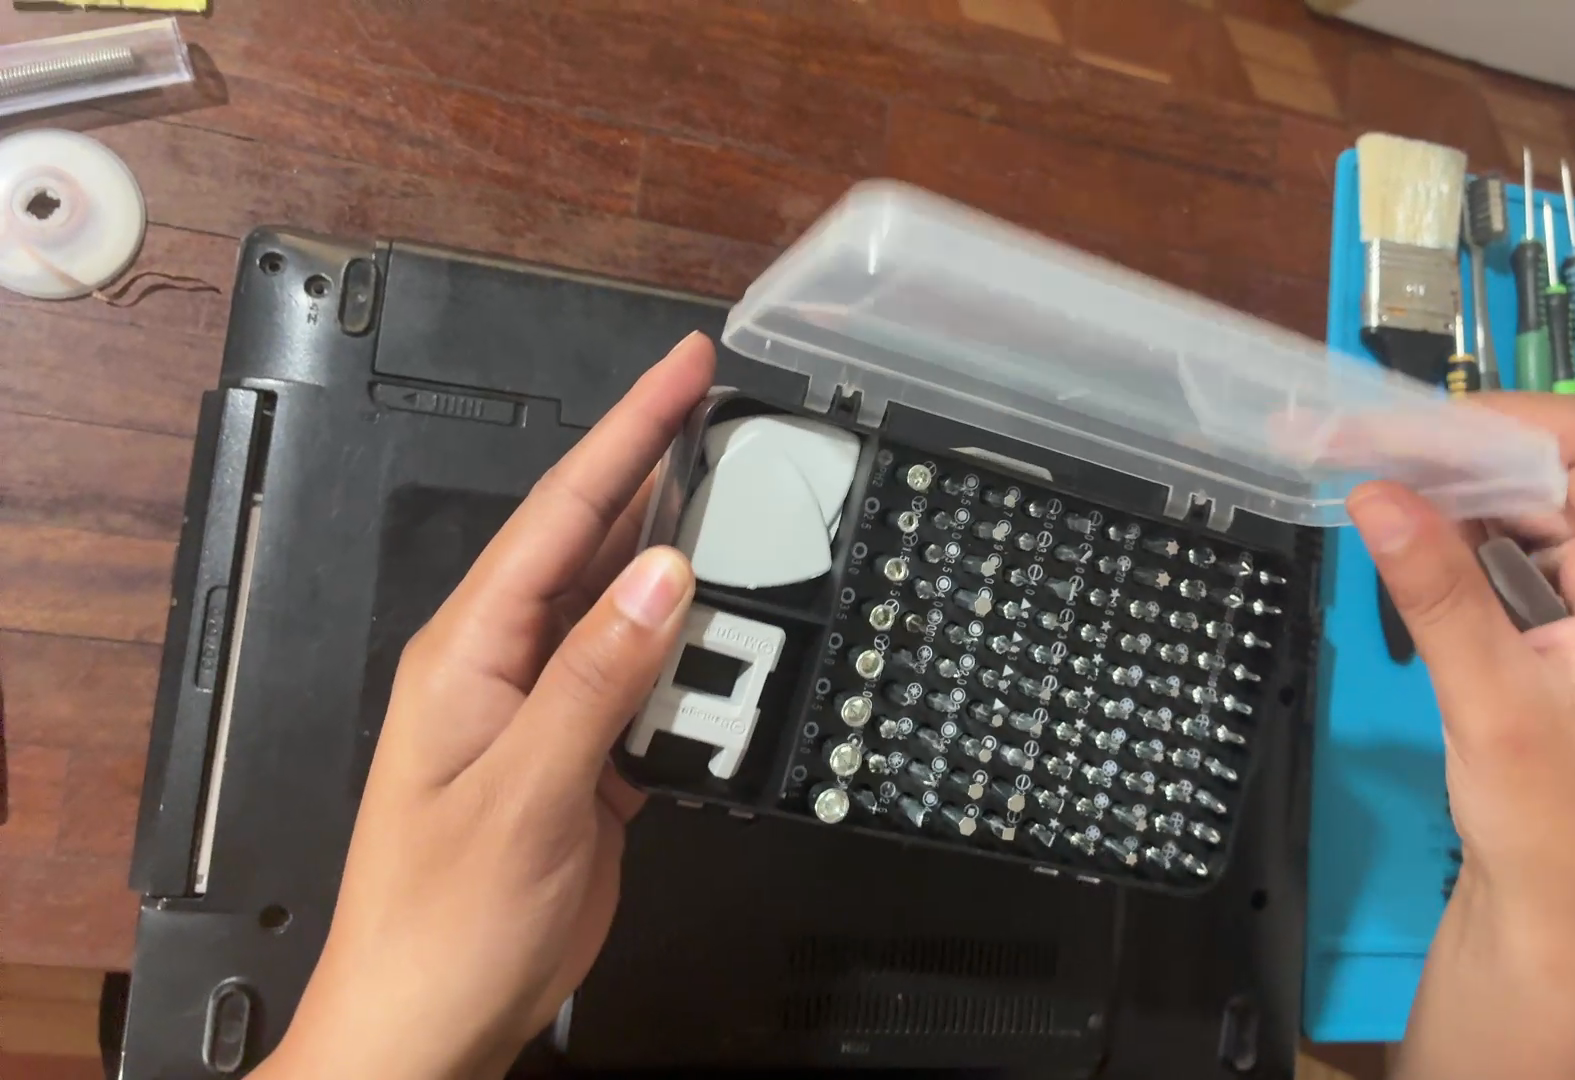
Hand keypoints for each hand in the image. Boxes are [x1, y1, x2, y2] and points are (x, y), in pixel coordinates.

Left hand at [257, 333, 714, 1078]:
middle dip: (663, 460)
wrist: (439, 1020)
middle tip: (733, 410)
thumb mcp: (526, 794)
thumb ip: (596, 678)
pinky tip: (735, 610)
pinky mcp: (593, 729)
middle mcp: (515, 648)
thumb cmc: (454, 919)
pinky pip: (653, 656)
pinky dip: (698, 627)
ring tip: (750, 491)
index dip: (632, 430)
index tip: (686, 368)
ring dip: (689, 540)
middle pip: (600, 532)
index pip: (566, 509)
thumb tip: (667, 572)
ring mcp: (557, 688)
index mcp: (478, 642)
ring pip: (632, 592)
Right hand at [1351, 394, 1574, 1079]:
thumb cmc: (1546, 814)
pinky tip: (1389, 524)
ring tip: (1352, 471)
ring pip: (1514, 496)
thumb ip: (1435, 592)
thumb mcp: (1489, 701)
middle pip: (1547, 462)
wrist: (1553, 891)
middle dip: (1447, 447)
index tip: (1394, 431)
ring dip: (1435, 483)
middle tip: (1347, 442)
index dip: (1495, 422)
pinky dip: (1439, 525)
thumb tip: (1372, 493)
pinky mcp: (1550, 607)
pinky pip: (1494, 539)